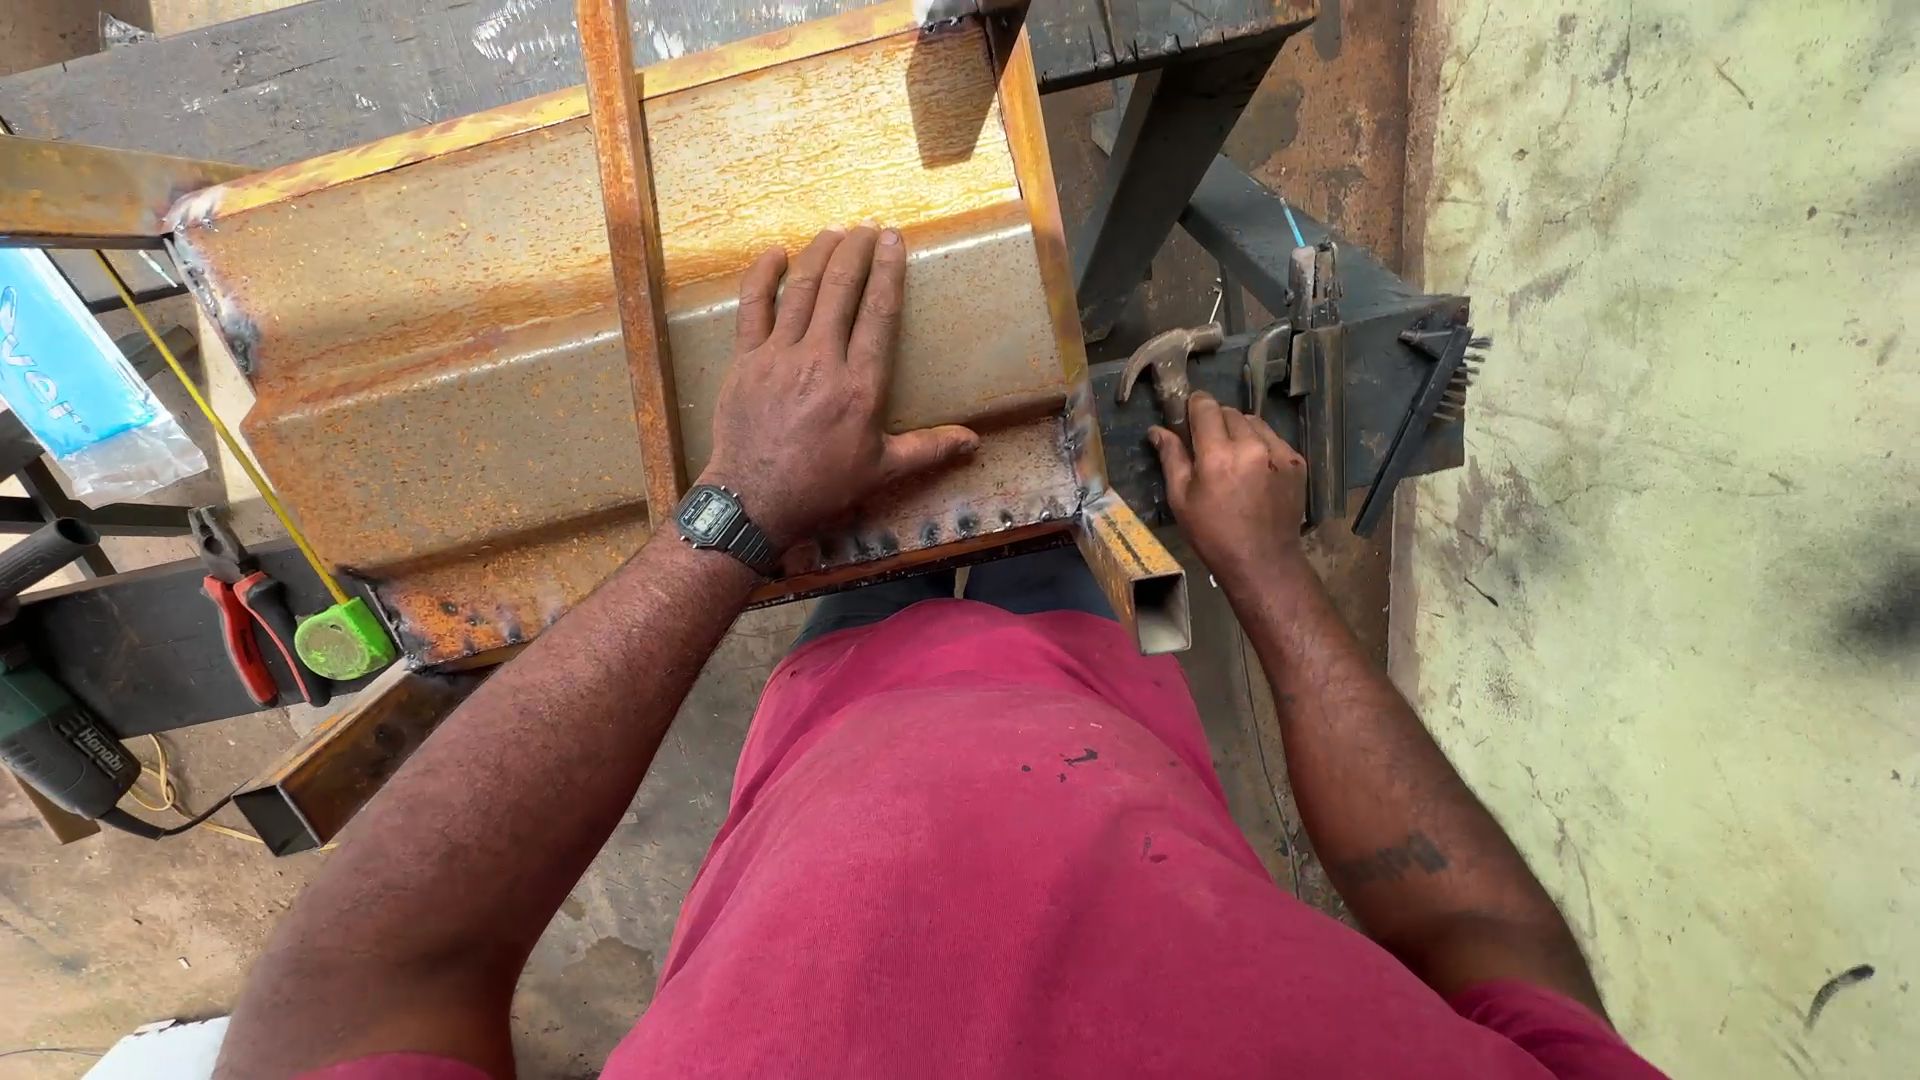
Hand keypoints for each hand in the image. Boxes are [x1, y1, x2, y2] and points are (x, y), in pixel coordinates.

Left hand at [701, 226, 979, 548]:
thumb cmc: (822, 487)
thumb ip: (929, 449)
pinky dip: (762, 276)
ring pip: (801, 290)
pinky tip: (774, 253)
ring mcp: (779, 356)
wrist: (755, 500)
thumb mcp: (882, 471)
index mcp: (860, 386)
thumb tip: (974, 442)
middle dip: (856, 251)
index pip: (879, 314)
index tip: (893, 240)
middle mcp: (821, 360)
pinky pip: (752, 307)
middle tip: (868, 228)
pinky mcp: (745, 361)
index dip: (888, 271)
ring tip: (834, 232)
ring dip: (819, 254)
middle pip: (840, 289)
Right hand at [1148, 392, 1306, 583]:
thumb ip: (1171, 458)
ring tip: (1232, 457)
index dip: (1194, 406)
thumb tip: (1157, 430)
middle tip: (1207, 446)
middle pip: (1229, 411)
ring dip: (1238, 430)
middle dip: (1215, 422)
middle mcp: (1251, 446)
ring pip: (1253, 422)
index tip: (1188, 416)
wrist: (1262, 560)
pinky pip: (1272, 438)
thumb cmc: (1212, 534)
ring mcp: (1278, 452)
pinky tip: (1253, 469)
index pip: (1206, 406)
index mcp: (1217, 455)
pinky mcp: (1296, 461)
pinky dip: (1259, 444)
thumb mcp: (1181, 499)